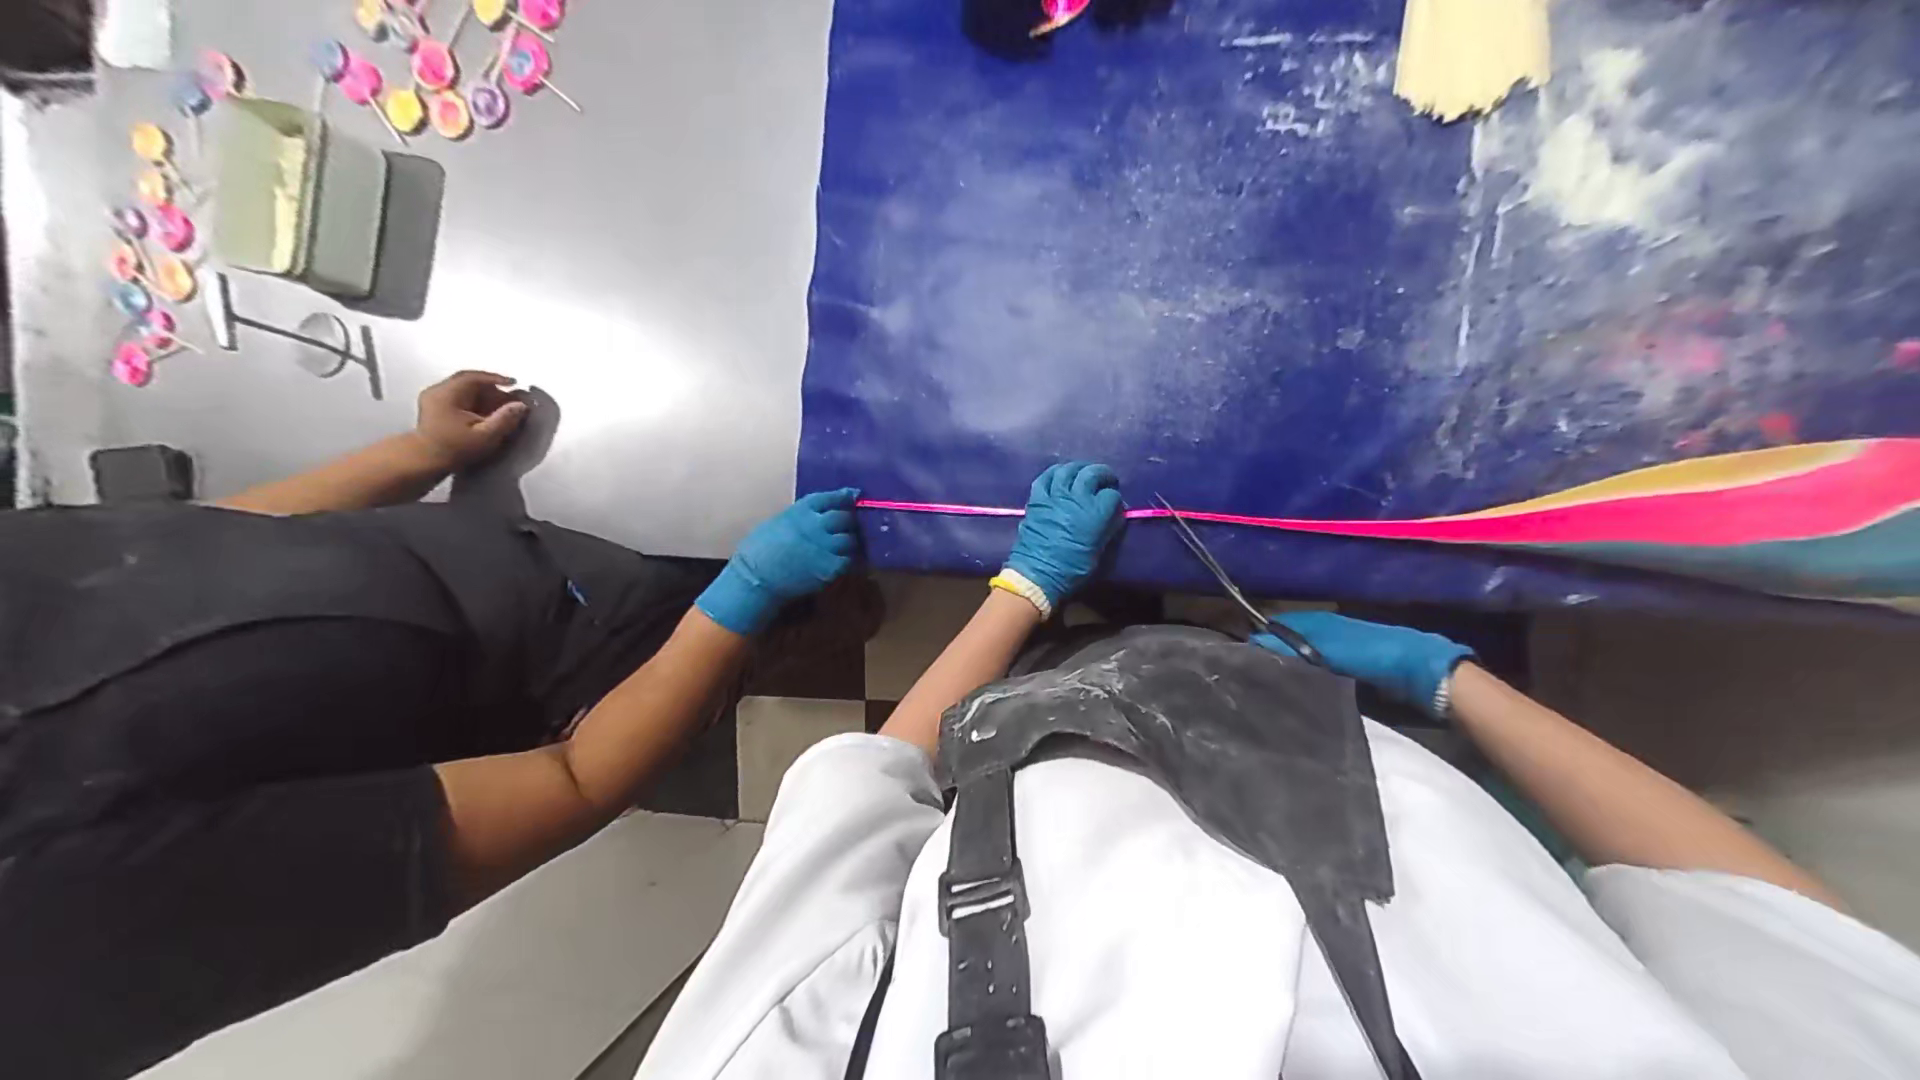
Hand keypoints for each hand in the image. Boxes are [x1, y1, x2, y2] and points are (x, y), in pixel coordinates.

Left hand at [416, 370, 529, 470]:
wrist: (426, 459)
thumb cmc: (456, 448)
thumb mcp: (485, 436)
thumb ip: (504, 419)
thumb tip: (522, 405)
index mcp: (446, 395)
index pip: (472, 378)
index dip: (495, 378)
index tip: (515, 383)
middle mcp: (438, 391)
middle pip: (469, 382)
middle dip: (493, 389)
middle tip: (512, 400)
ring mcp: (435, 397)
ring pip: (465, 389)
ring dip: (486, 395)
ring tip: (503, 408)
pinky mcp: (436, 405)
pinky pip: (461, 396)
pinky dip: (477, 400)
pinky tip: (488, 412)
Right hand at [697, 488, 861, 635]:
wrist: (755, 579)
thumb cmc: (759, 549)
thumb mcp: (780, 521)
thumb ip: (803, 515)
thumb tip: (822, 511)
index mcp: (802, 510)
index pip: (832, 498)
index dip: (845, 496)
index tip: (853, 496)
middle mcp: (817, 525)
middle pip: (845, 517)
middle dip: (848, 521)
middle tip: (848, 526)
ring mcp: (825, 546)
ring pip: (850, 539)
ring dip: (848, 541)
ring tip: (842, 546)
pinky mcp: (830, 568)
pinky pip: (848, 560)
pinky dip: (846, 560)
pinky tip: (838, 562)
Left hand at [1002, 461, 1124, 612]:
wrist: (1037, 575)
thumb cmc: (1072, 569)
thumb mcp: (1099, 552)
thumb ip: (1108, 529)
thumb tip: (1115, 515)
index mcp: (1095, 514)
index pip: (1111, 495)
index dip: (1115, 498)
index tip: (1114, 503)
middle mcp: (1076, 499)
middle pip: (1092, 474)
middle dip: (1103, 474)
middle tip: (1106, 479)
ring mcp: (1054, 497)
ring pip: (1068, 470)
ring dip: (1079, 468)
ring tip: (1083, 472)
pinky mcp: (1037, 500)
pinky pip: (1045, 478)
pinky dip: (1054, 473)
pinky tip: (1059, 474)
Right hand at [1253, 612, 1475, 716]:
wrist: (1418, 672)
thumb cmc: (1368, 653)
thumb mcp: (1324, 647)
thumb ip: (1287, 646)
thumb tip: (1251, 645)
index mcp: (1311, 620)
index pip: (1272, 628)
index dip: (1258, 643)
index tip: (1243, 663)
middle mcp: (1317, 632)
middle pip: (1283, 645)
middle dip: (1271, 659)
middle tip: (1255, 681)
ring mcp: (1331, 652)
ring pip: (1297, 661)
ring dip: (1288, 673)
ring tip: (1272, 691)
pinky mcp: (1343, 671)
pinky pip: (1314, 675)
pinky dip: (1305, 682)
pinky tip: (1297, 695)